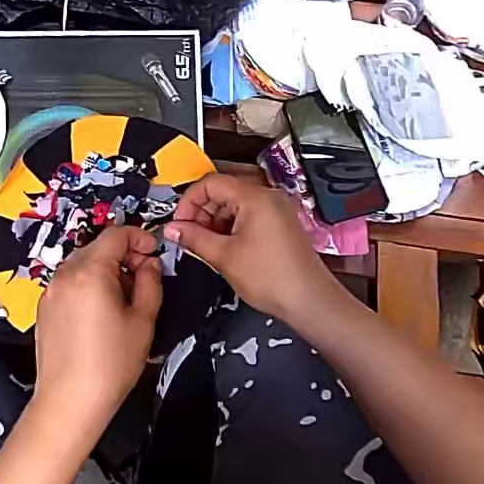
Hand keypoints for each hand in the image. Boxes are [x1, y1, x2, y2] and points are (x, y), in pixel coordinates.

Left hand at [32, 226, 162, 424]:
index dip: (139, 237)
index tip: (151, 250)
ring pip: (84, 264)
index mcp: (90, 273)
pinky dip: (90, 285)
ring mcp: (51, 292)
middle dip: (124, 255)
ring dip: (107, 270)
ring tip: (126, 297)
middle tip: (145, 275)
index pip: (116, 235)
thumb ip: (151, 282)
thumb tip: (151, 265)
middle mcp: (65, 277)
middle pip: (99, 247)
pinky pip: (71, 283)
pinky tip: (105, 311)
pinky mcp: (45, 309)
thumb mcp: (144, 319)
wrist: (70, 401)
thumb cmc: (107, 366)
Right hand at [165, 173, 346, 324]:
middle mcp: (268, 198)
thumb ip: (194, 238)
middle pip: (223, 192)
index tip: (179, 222)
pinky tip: (225, 249)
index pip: (210, 183)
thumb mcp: (223, 257)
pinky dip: (232, 228)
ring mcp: (276, 210)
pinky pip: (249, 216)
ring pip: (235, 205)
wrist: (309, 300)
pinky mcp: (280, 224)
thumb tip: (174, 229)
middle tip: (189, 236)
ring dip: (216, 223)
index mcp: (255, 198)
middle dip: (202, 213)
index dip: (189, 201)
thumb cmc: (275, 279)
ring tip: (208, 247)